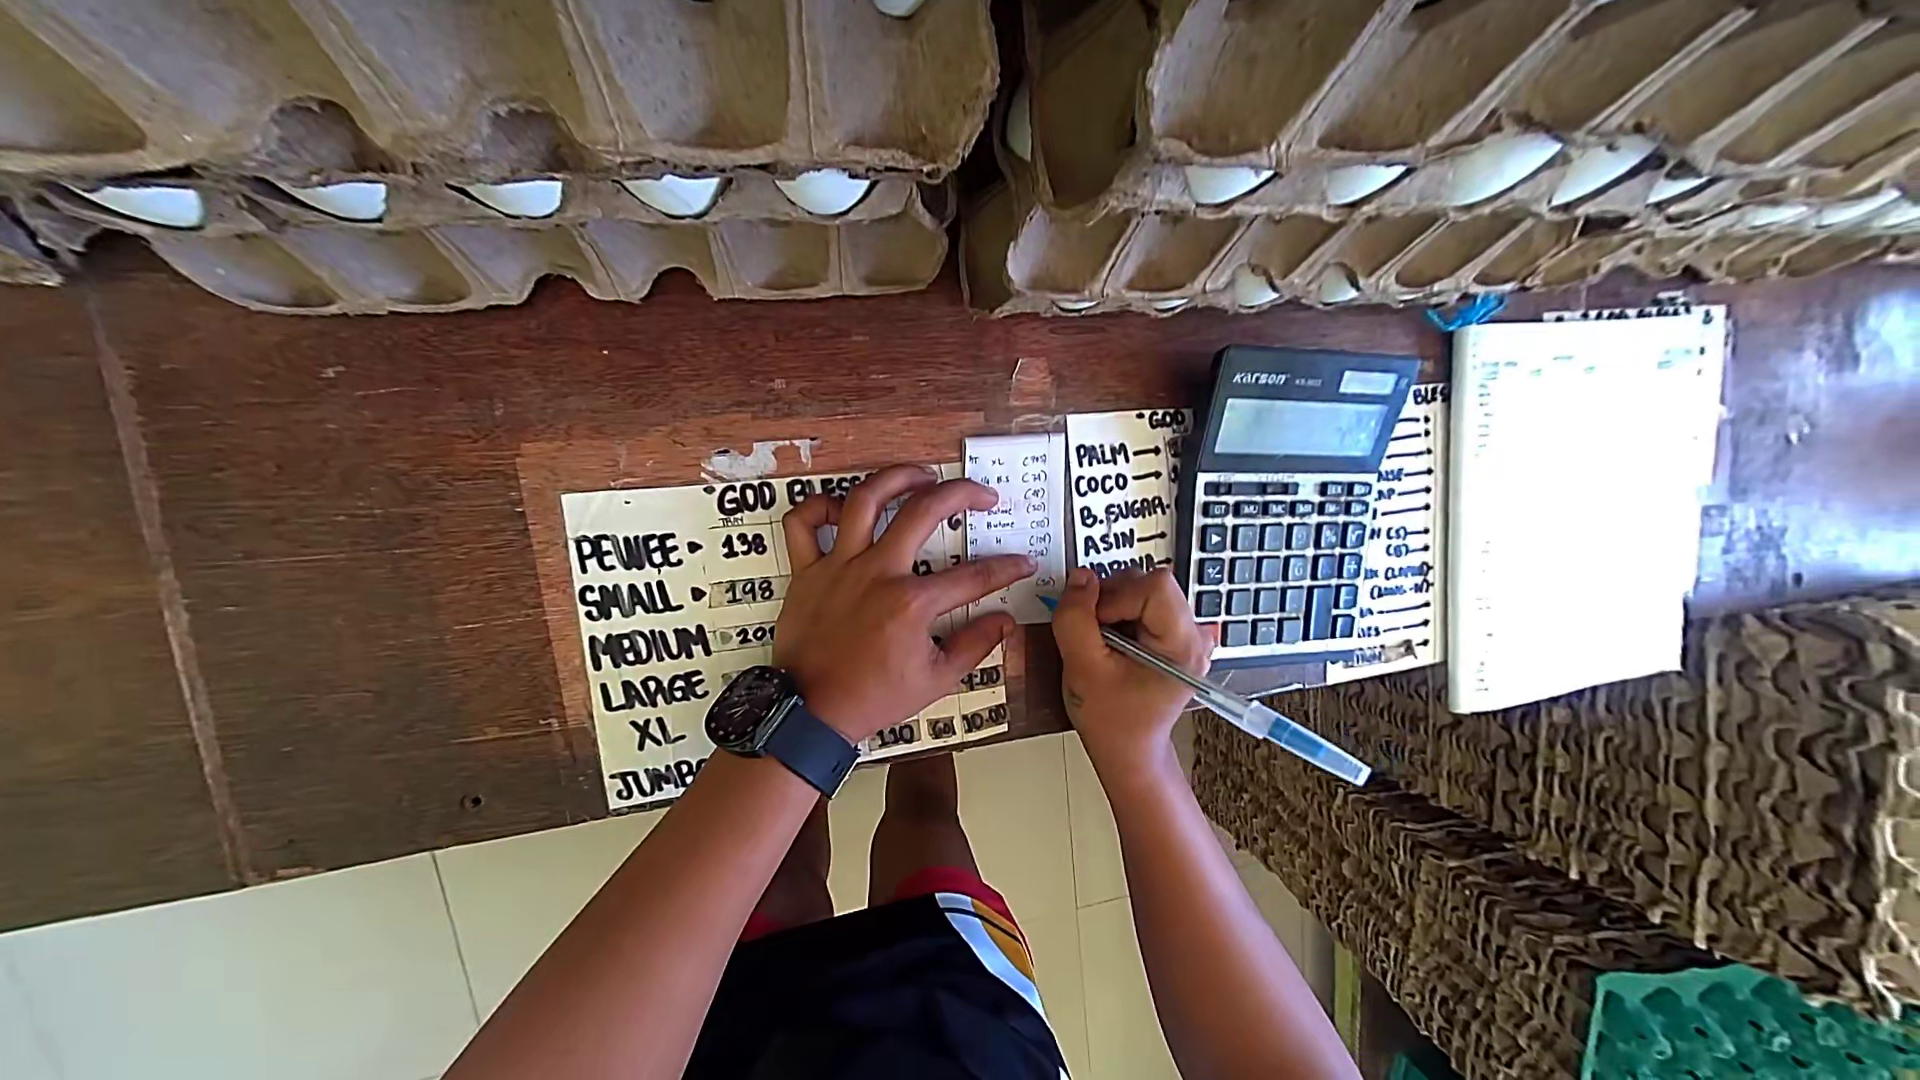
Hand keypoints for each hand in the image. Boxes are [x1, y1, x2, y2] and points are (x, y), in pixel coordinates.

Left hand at [774, 465, 1035, 741]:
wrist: (810, 712)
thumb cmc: (872, 697)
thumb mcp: (935, 679)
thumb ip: (975, 645)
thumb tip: (1006, 621)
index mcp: (912, 603)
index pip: (973, 576)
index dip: (1005, 568)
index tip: (1021, 562)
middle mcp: (878, 573)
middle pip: (924, 511)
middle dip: (962, 493)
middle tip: (982, 494)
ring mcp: (839, 566)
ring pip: (865, 499)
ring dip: (897, 478)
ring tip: (921, 475)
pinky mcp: (807, 571)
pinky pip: (803, 524)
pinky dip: (818, 507)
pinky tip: (842, 506)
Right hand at [1051, 566, 1216, 779]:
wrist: (1127, 747)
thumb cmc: (1113, 721)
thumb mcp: (1082, 668)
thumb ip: (1075, 618)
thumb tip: (1080, 579)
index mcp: (1183, 645)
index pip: (1153, 585)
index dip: (1116, 597)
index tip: (1098, 625)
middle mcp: (1193, 634)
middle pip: (1147, 582)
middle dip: (1111, 601)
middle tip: (1097, 637)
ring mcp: (1185, 633)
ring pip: (1141, 589)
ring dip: (1113, 608)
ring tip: (1105, 644)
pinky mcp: (1172, 633)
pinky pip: (1141, 602)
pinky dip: (1119, 615)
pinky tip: (1113, 644)